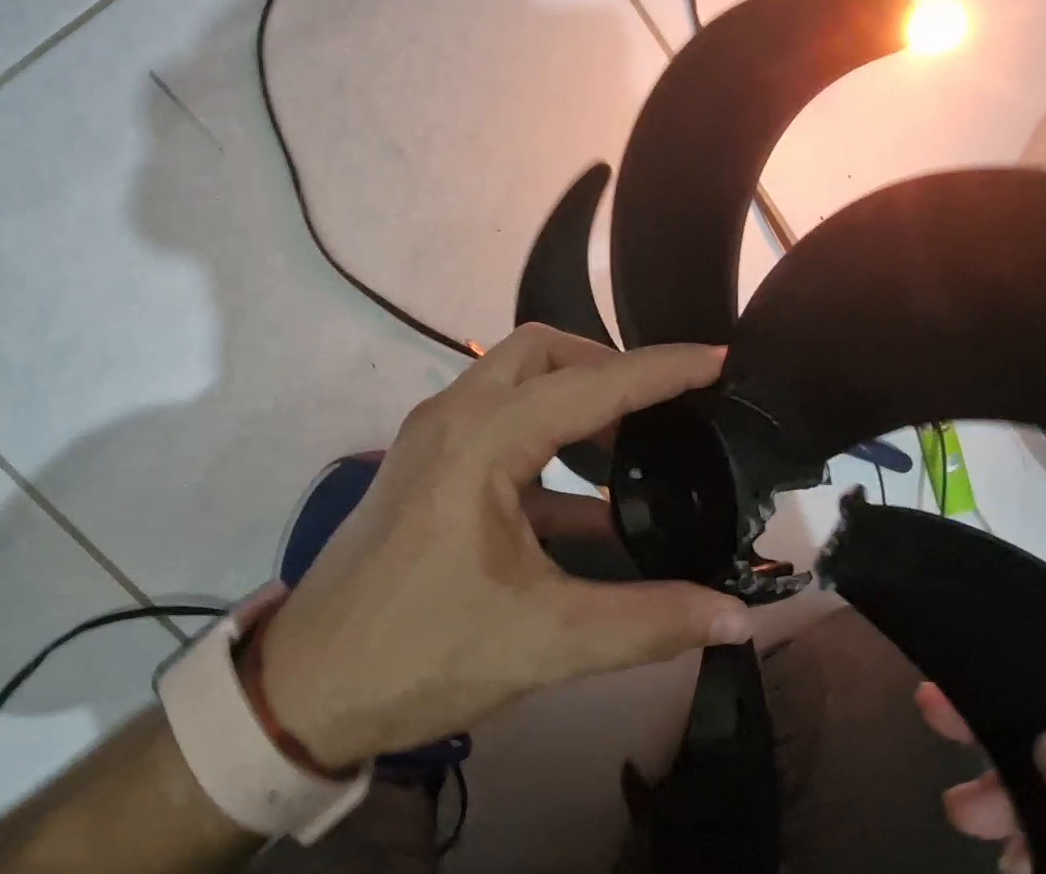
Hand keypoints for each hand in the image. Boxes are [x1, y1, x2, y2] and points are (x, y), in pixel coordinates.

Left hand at [257, 324, 753, 768]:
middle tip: (664, 409)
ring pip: (513, 384)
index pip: (590, 385)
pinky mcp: (424, 472)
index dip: (661, 369)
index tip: (718, 360)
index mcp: (481, 439)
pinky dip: (548, 447)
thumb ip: (649, 622)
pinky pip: (497, 429)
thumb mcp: (545, 639)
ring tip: (634, 449)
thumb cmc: (421, 652)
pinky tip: (592, 507)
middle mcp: (452, 418)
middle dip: (606, 369)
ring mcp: (431, 442)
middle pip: (540, 354)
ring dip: (575, 403)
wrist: (306, 690)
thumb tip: (739, 618)